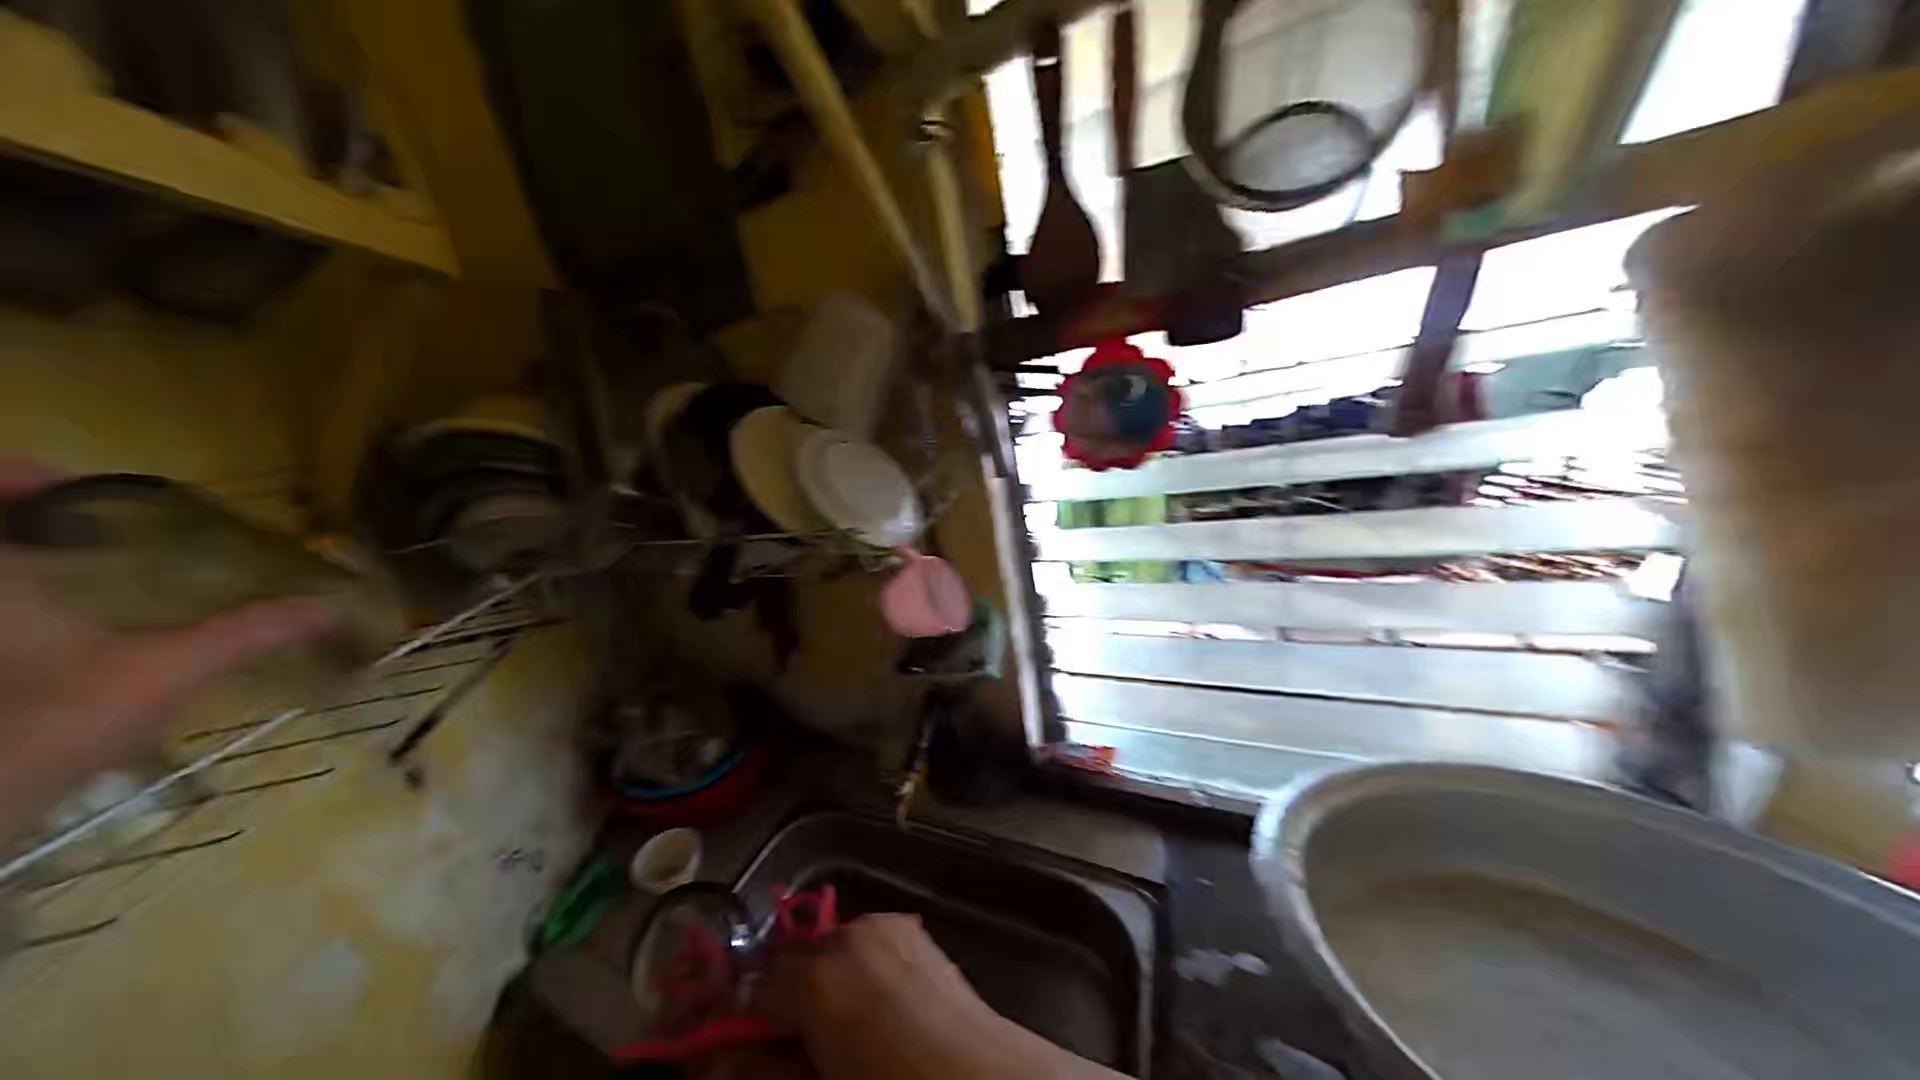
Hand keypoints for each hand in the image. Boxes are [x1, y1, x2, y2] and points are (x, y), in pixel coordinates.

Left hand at [0, 463, 338, 844]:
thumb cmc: (62, 719)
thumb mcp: (170, 668)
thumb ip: (247, 633)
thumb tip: (330, 608)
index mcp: (4, 578)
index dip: (20, 476)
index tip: (79, 484)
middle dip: (27, 516)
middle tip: (85, 520)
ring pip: (9, 575)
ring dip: (30, 556)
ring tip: (79, 559)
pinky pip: (10, 608)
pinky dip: (31, 597)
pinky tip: (61, 621)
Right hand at [756, 914, 1124, 1079]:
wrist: (980, 1077)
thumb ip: (762, 1071)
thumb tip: (718, 1059)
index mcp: (819, 978)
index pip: (754, 984)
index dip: (742, 1015)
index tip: (737, 1040)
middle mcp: (850, 937)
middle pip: (792, 958)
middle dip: (785, 994)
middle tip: (795, 1042)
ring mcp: (885, 927)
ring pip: (829, 948)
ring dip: (821, 978)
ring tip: (841, 1027)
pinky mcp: (911, 930)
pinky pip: (865, 943)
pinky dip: (857, 966)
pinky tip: (874, 1007)